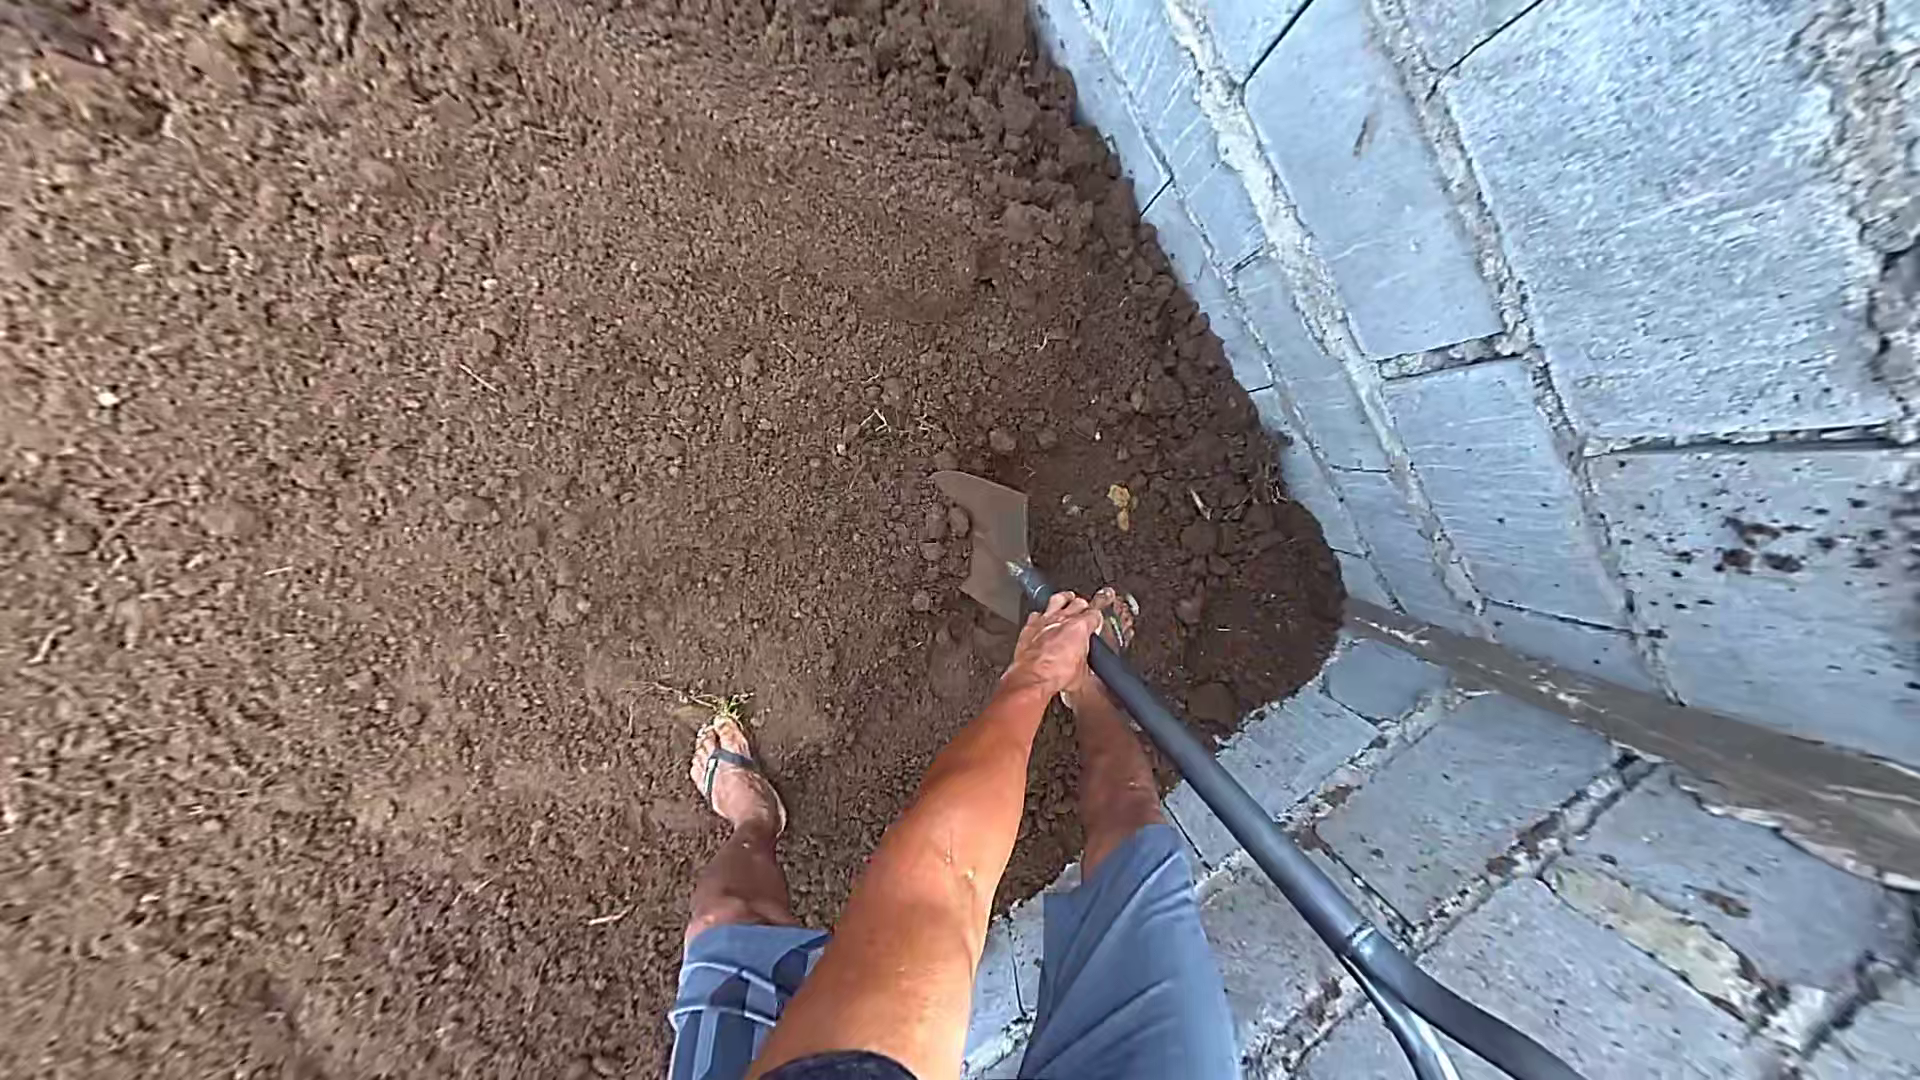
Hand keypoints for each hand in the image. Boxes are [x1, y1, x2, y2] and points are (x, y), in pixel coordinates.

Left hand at [1000, 591, 1102, 697]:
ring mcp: (1045, 620)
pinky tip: (1041, 617)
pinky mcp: (1029, 626)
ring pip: (1057, 600)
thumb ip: (1087, 667)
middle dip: (1083, 603)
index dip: (1101, 607)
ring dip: (1064, 599)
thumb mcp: (1082, 675)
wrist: (1032, 677)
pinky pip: (1036, 614)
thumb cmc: (1056, 675)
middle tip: (1086, 605)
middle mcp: (1063, 619)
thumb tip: (1089, 674)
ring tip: (1067, 598)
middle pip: (1077, 602)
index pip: (1095, 612)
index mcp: (1080, 627)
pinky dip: (1041, 615)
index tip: (1105, 600)